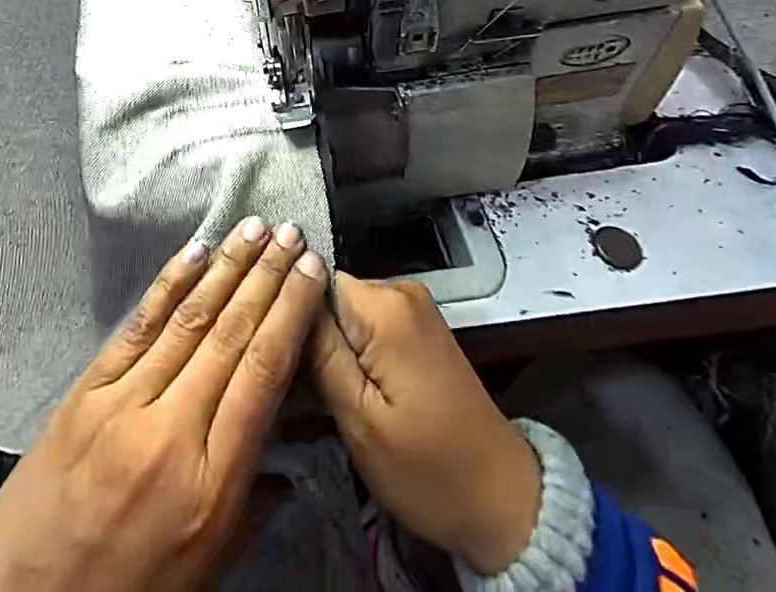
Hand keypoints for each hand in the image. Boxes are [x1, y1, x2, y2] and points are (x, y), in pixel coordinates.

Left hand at [0, 218, 327, 591]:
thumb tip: (293, 454)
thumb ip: (257, 499)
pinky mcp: (83, 395)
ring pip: (188, 320)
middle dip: (268, 277)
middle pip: (231, 334)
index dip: (291, 312)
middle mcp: (170, 430)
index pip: (264, 370)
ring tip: (255, 229)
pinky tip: (195, 253)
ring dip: (227, 268)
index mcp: (212, 478)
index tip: (313, 271)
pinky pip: (136, 328)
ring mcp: (121, 406)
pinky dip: (169, 285)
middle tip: (291, 234)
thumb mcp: (210, 561)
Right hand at [309, 275, 542, 575]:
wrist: (496, 491)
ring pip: (346, 314)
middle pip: (330, 297)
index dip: (291, 319)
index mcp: (386, 306)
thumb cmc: (427, 466)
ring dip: (331, 349)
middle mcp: (402, 292)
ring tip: (324, 397)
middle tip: (302, 390)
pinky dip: (355, 354)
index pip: (313, 283)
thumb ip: (321, 355)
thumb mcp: (360, 420)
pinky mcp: (420, 328)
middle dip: (312, 337)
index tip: (279, 360)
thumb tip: (291, 303)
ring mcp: (414, 308)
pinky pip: (369, 326)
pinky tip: (352, 392)